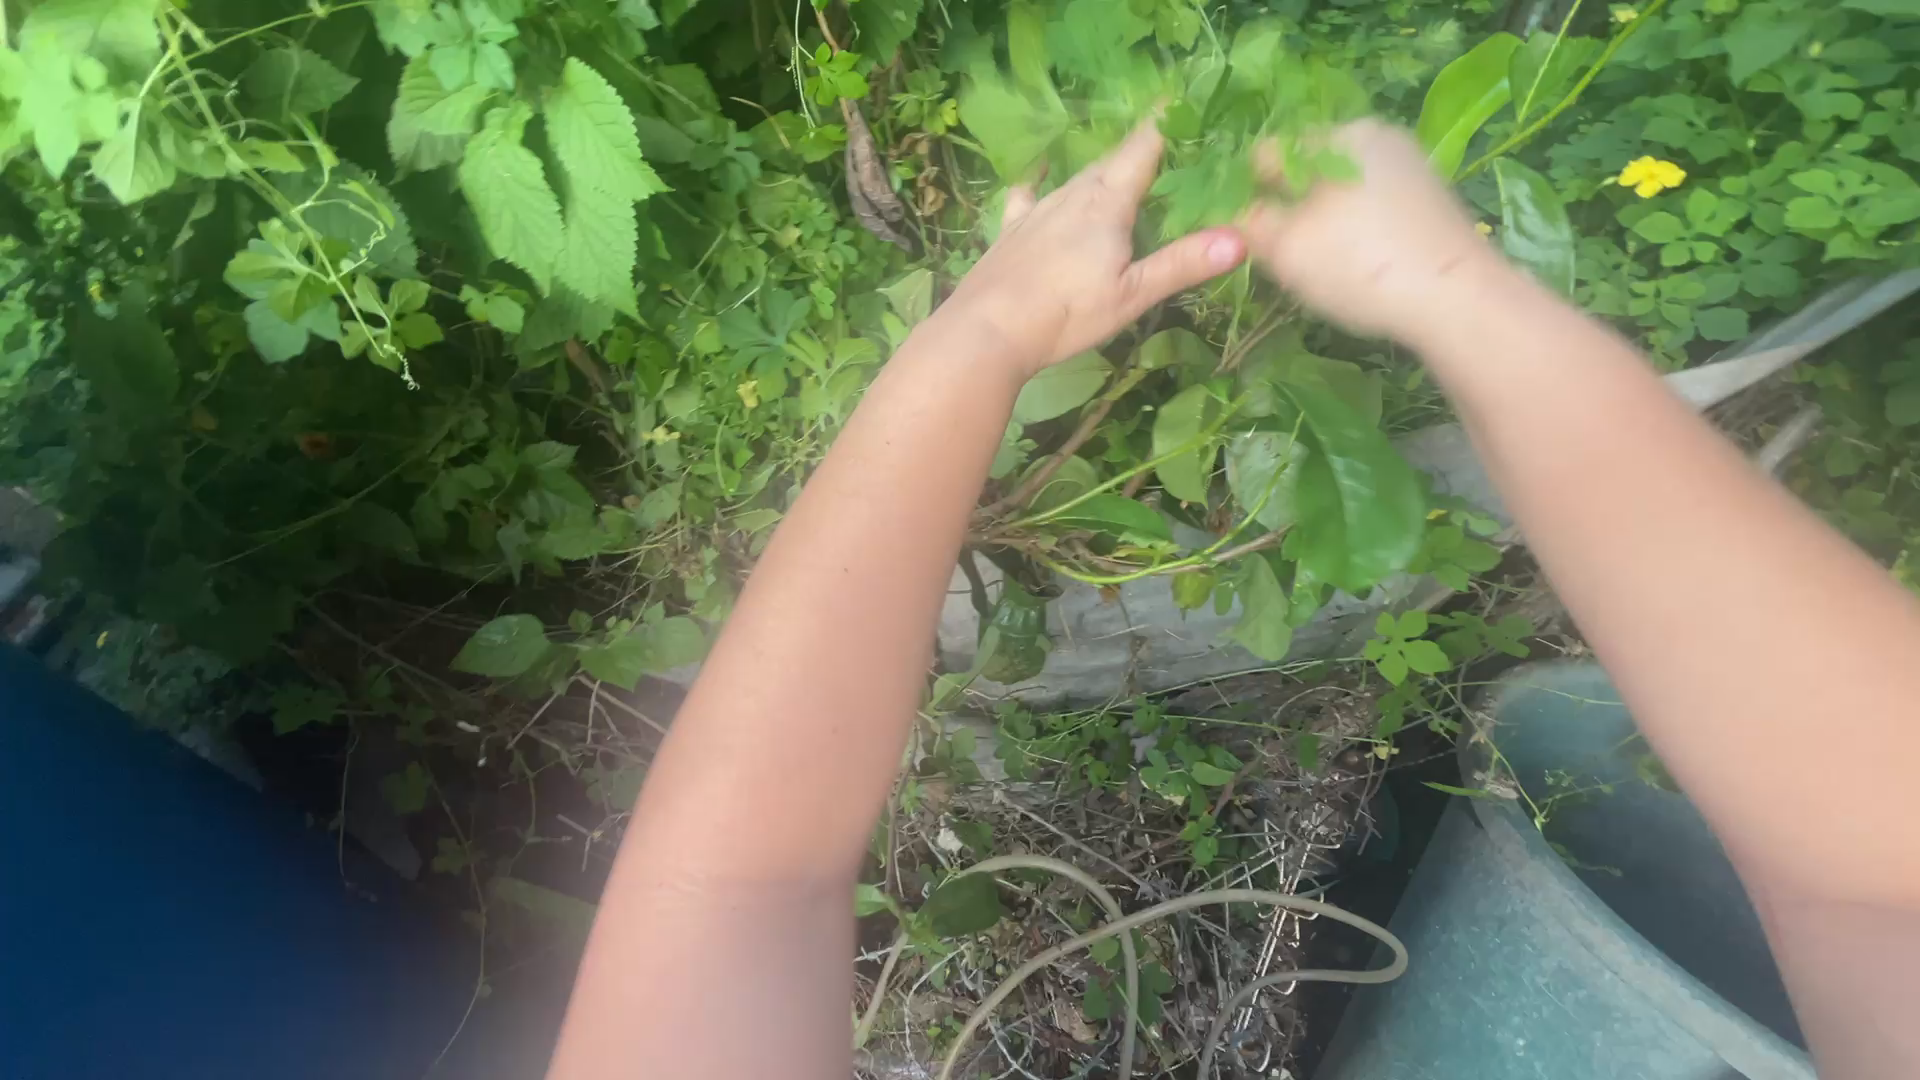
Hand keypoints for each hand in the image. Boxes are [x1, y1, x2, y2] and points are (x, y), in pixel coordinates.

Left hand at [940, 120, 1246, 375]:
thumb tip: (1240, 239)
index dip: (1169, 128)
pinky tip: (1036, 181)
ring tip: (1119, 180)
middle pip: (1112, 161)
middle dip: (1140, 156)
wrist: (987, 331)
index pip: (1144, 147)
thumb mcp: (1131, 295)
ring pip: (1075, 179)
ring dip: (1100, 174)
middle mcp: (1071, 194)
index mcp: (1108, 202)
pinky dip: (1039, 185)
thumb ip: (1181, 264)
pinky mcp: (1010, 231)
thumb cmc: (1065, 315)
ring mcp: (1036, 210)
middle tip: (1167, 162)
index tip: (1192, 120)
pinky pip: (1028, 196)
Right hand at [1239, 120, 1513, 344]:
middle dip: (1282, 208)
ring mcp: (1405, 166)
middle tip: (1278, 256)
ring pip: (1333, 192)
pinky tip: (1349, 267)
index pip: (1266, 154)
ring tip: (1312, 266)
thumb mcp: (1286, 247)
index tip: (1239, 232)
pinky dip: (1347, 232)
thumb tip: (1229, 211)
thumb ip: (1248, 222)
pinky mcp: (1423, 199)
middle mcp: (1374, 137)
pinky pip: (1364, 207)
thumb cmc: (1359, 264)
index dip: (1243, 193)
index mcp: (1338, 136)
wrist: (1455, 298)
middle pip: (1302, 172)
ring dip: (1313, 223)